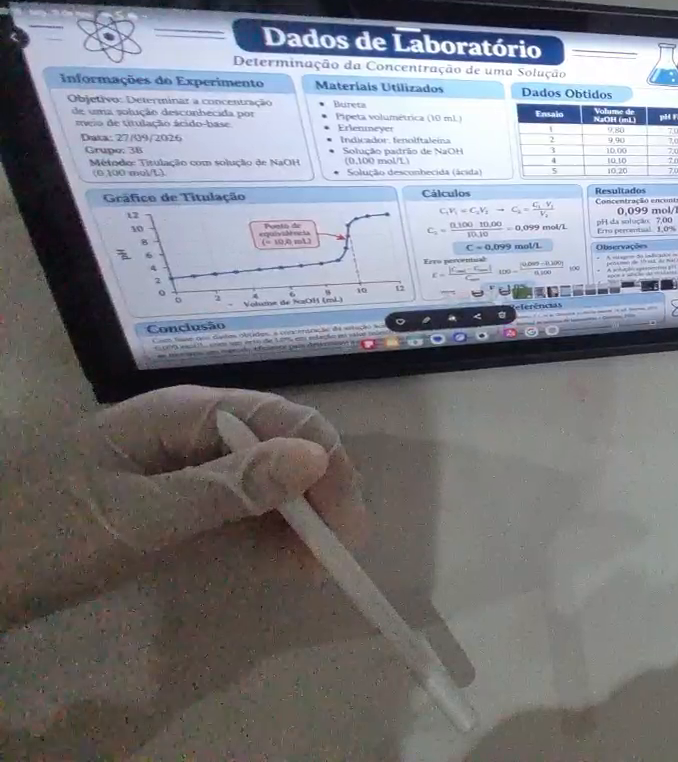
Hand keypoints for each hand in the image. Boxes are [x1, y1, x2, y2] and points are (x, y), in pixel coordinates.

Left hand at [0, 385, 365, 627]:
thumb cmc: (33, 542)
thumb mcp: (134, 519)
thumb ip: (228, 487)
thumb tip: (317, 457)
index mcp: (187, 412)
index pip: (287, 423)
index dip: (327, 468)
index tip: (344, 524)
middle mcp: (193, 426)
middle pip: (284, 446)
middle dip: (318, 495)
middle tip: (337, 549)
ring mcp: (181, 460)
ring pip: (267, 475)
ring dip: (297, 516)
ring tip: (312, 564)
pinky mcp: (171, 493)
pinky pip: (238, 500)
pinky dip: (266, 527)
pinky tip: (281, 556)